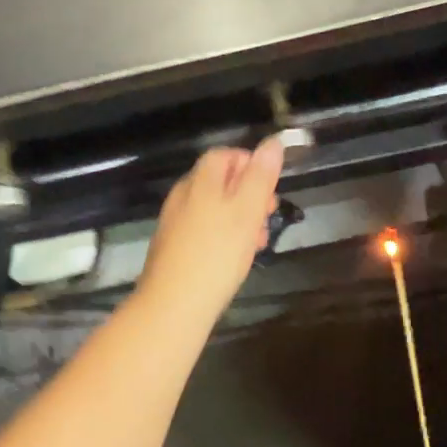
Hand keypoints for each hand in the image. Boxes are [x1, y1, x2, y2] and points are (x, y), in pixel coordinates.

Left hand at [135, 136, 284, 318]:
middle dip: (249, 194)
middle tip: (269, 215)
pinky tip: (236, 258)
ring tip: (258, 242)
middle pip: (220, 181)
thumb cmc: (216, 253)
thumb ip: (260, 176)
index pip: (224, 155)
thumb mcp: (247, 211)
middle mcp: (184, 194)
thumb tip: (273, 143)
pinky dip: (224, 235)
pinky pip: (204, 229)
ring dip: (241, 218)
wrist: (173, 303)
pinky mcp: (174, 246)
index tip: (271, 187)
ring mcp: (175, 221)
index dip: (250, 164)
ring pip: (215, 208)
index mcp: (200, 180)